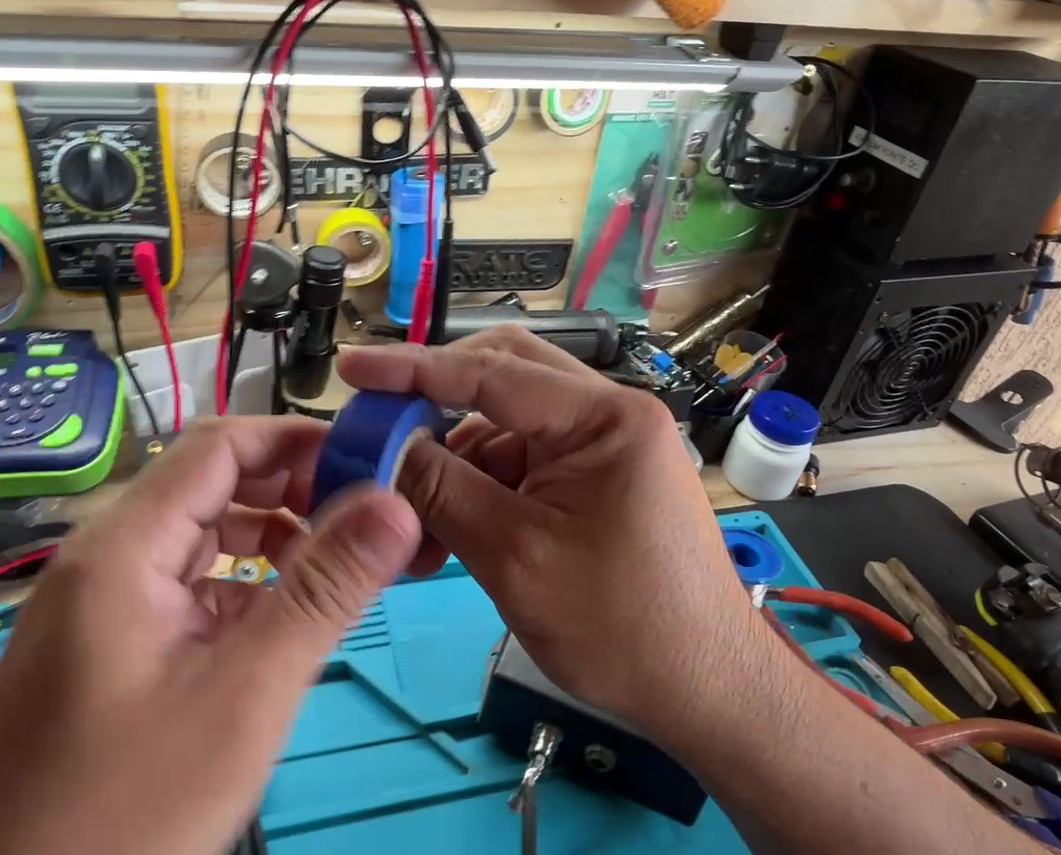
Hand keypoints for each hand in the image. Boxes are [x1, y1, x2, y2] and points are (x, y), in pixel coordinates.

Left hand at [0, 417, 421, 854]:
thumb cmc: (122, 809)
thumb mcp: (244, 696)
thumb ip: (323, 591)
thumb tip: (396, 502)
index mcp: (123, 546)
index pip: (222, 445)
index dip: (300, 440)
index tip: (375, 462)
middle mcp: (105, 557)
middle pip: (210, 486)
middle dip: (294, 490)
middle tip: (371, 519)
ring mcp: (100, 604)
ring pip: (200, 538)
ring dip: (271, 539)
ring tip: (341, 568)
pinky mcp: (106, 647)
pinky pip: (184, 589)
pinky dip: (239, 588)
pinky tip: (281, 622)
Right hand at [337, 328, 768, 745]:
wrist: (707, 693)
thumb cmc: (624, 628)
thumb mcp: (516, 557)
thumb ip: (442, 492)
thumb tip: (379, 449)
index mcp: (605, 417)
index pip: (492, 371)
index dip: (413, 368)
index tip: (353, 367)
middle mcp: (608, 415)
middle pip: (503, 380)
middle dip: (436, 406)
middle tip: (380, 435)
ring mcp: (603, 448)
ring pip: (504, 428)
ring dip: (452, 465)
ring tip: (412, 528)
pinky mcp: (595, 481)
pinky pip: (522, 465)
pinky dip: (479, 491)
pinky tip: (447, 537)